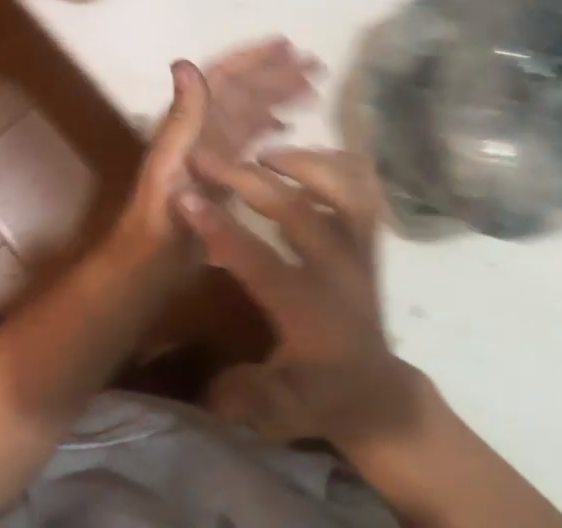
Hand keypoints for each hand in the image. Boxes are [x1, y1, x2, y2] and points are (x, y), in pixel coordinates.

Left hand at [117, 42, 318, 252]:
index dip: (252, 59)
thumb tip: (183, 62)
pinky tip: (289, 126)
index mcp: (189, 122)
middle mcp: (201, 129)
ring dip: (276, 96)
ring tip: (312, 88)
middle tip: (315, 65)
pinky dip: (268, 127)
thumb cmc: (160, 212)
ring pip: (248, 112)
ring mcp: (212, 150)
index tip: (286, 45)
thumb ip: (183, 115)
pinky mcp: (221, 173)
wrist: (152, 257)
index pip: (223, 78)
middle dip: (274, 74)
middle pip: (241, 91)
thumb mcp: (171, 161)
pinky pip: (248, 140)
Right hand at [177, 148, 421, 443]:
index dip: (222, 229)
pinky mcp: (370, 243)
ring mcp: (362, 255)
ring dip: (305, 165)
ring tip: (262, 153)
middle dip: (250, 182)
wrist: (377, 393)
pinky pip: (365, 190)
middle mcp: (341, 276)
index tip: (185, 198)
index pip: (263, 262)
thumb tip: (208, 390)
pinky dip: (336, 165)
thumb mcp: (279, 409)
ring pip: (348, 193)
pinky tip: (299, 161)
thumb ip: (246, 396)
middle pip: (302, 214)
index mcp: (312, 313)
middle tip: (206, 158)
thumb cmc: (318, 395)